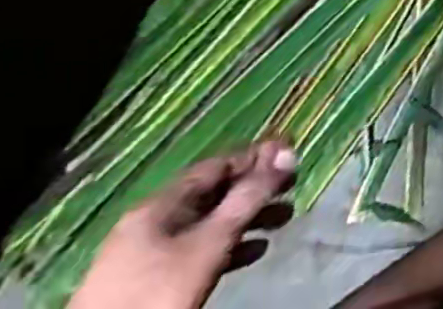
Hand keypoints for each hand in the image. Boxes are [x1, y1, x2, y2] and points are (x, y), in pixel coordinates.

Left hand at [72, 141, 297, 308]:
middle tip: (294, 186)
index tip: (294, 155)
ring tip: (284, 219)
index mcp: (161, 205)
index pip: (219, 165)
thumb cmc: (160, 289)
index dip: (258, 156)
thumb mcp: (212, 240)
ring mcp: (147, 252)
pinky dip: (229, 244)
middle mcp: (153, 221)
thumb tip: (286, 152)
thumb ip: (250, 196)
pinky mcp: (150, 278)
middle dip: (257, 189)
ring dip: (249, 218)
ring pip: (210, 222)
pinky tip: (255, 251)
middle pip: (215, 193)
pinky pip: (198, 248)